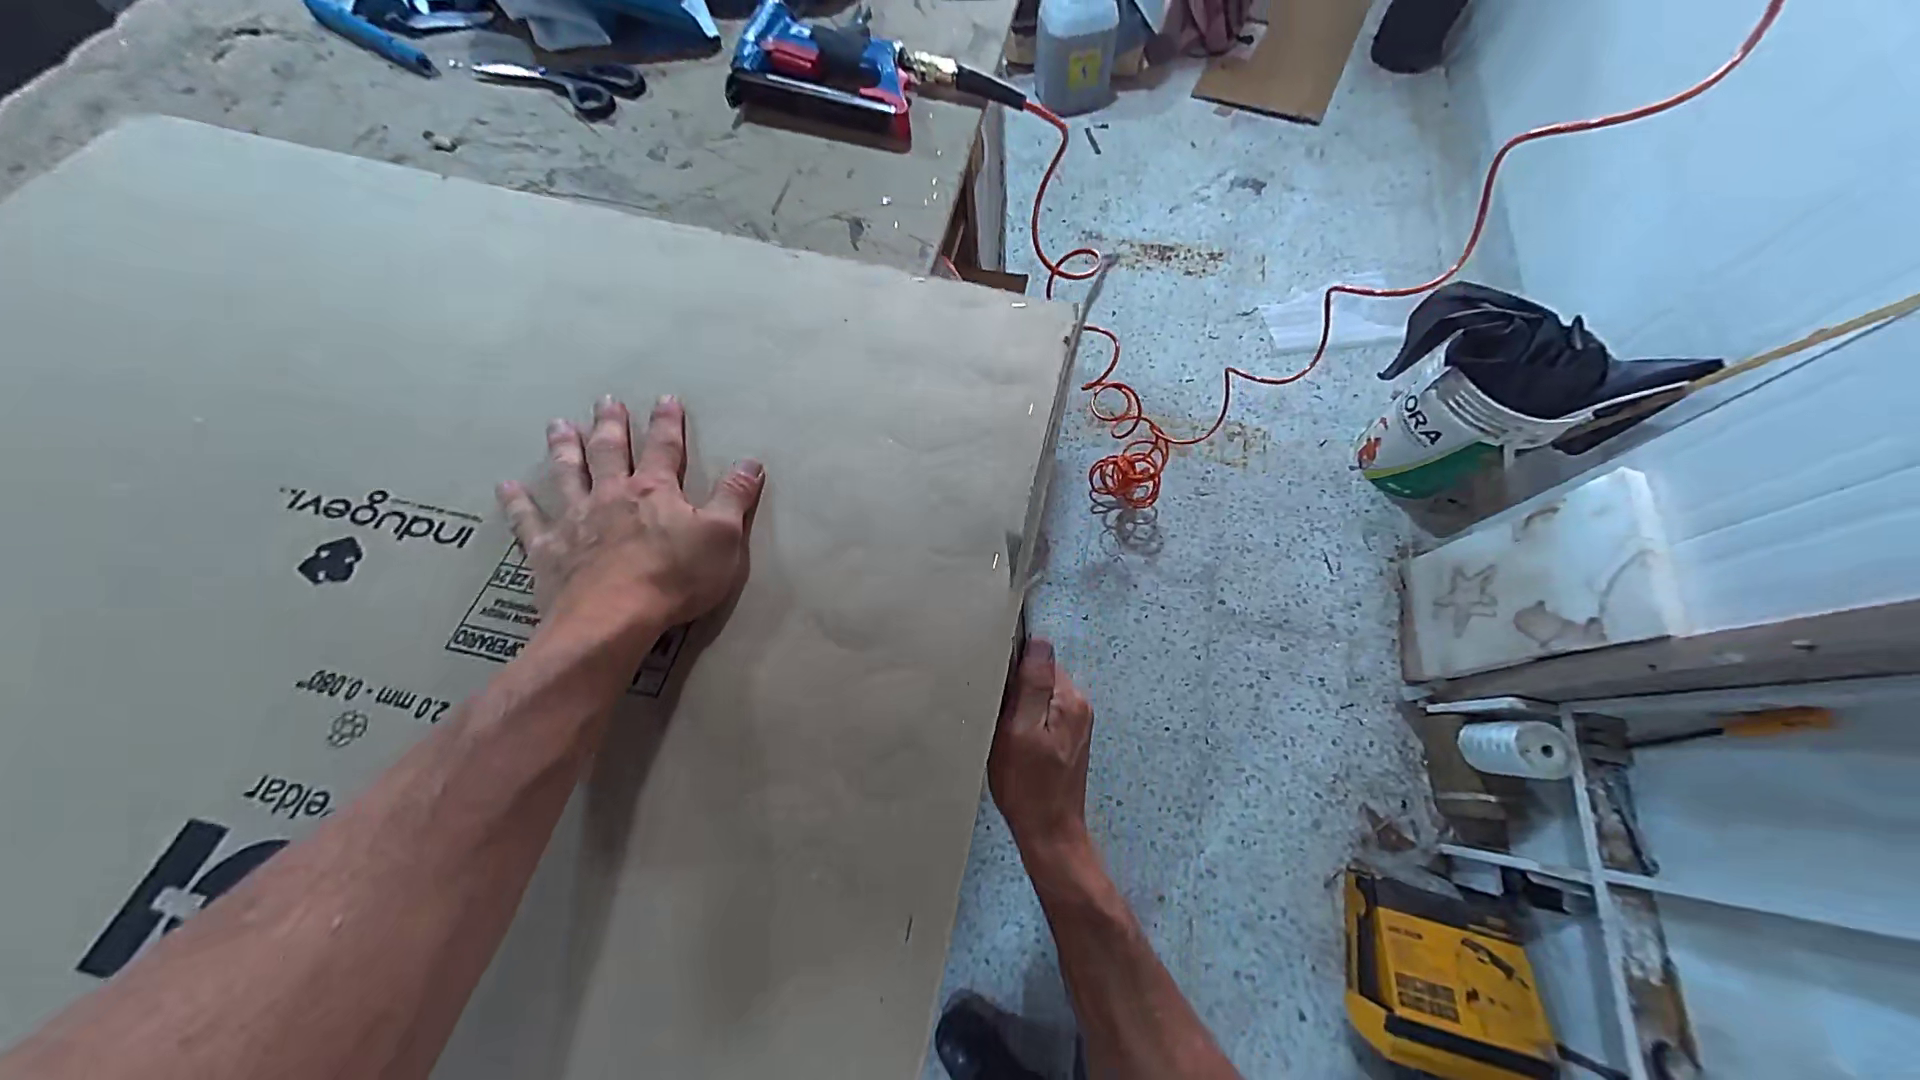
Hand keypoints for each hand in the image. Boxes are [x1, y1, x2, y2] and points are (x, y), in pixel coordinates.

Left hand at [496, 395, 764, 646]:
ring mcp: (576, 520)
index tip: (666, 399)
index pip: (665, 448)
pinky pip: (528, 520)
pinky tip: (507, 487)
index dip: (668, 423)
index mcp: (655, 491)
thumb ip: (734, 497)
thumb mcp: (723, 537)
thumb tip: (751, 460)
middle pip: (610, 451)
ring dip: (564, 449)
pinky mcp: (548, 550)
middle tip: (606, 401)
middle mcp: (612, 495)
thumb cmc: (676, 577)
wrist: (612, 618)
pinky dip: (517, 503)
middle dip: (611, 425)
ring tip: (559, 426)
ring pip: (568, 474)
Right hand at [988, 639, 1094, 855]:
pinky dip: (1026, 723)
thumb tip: (1038, 642)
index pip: (1038, 659)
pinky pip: (1042, 715)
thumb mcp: (1018, 730)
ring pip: (1038, 697)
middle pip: (1039, 677)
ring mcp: (1076, 723)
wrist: (1048, 831)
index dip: (1012, 673)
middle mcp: (1079, 706)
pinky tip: (1017, 745)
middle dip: (1015, 691)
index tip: (1001, 696)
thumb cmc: (1028, 786)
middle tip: (1001, 720)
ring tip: (1008, 735)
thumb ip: (1031, 684)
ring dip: (1019, 709)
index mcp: (1070, 699)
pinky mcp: (1068, 738)